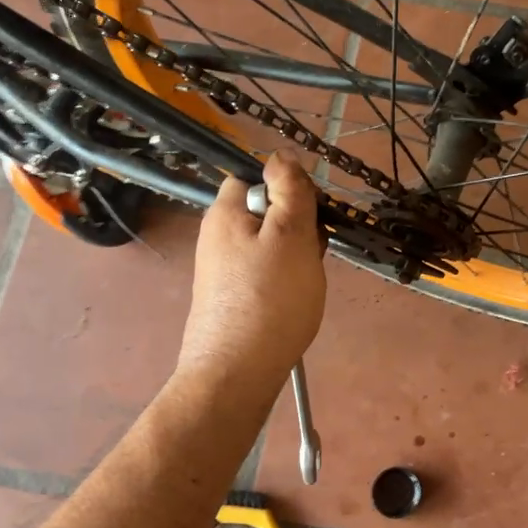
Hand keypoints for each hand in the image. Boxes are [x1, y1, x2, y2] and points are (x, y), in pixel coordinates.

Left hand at [176, 153, 328, 388]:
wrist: (237, 372)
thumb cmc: (270, 298)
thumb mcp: (291, 234)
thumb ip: (291, 190)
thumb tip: (282, 155)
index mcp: (225, 212)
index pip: (257, 178)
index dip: (288, 189)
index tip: (308, 216)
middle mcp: (217, 236)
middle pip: (267, 212)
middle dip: (297, 227)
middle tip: (310, 254)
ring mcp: (223, 270)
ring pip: (272, 246)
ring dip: (296, 257)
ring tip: (305, 283)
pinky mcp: (231, 298)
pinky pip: (265, 274)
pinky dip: (285, 282)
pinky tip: (294, 303)